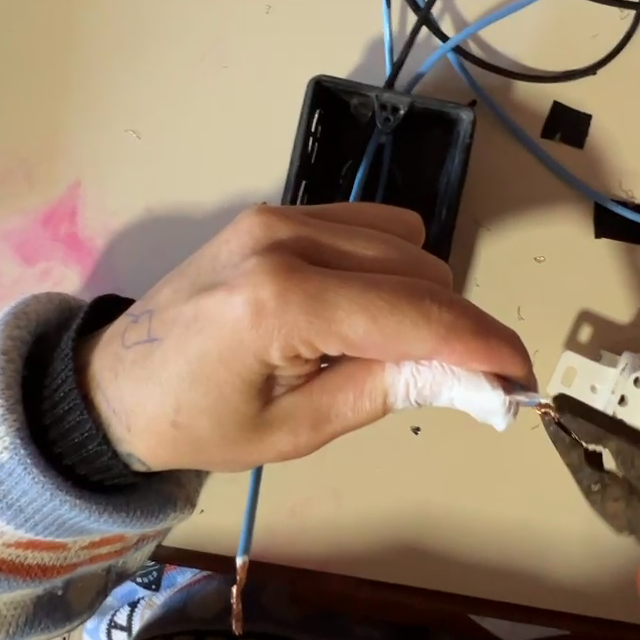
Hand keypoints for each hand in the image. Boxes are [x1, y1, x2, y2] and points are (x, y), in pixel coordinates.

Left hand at [77, 204, 530, 472]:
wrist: (117, 384)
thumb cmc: (201, 423)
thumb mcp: (300, 428)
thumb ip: (391, 390)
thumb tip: (477, 378)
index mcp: (284, 300)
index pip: (416, 312)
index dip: (482, 344)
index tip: (522, 377)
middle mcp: (287, 237)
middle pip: (420, 270)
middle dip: (453, 327)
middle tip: (452, 381)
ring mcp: (280, 214)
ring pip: (403, 241)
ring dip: (422, 295)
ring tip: (384, 347)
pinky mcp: (277, 210)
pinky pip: (369, 225)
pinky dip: (390, 265)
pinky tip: (362, 307)